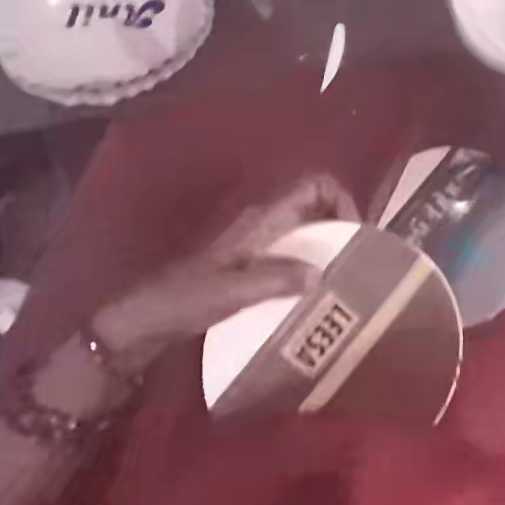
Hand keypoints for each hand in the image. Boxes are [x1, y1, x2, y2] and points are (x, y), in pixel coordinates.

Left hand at [91, 174, 358, 370]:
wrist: (147, 319)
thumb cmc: (186, 298)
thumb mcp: (233, 291)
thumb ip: (277, 278)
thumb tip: (323, 274)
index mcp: (261, 217)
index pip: (313, 185)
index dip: (342, 199)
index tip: (356, 234)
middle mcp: (262, 220)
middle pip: (314, 205)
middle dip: (341, 224)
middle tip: (358, 260)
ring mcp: (256, 240)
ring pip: (304, 227)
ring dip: (327, 244)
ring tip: (344, 278)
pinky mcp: (249, 261)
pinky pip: (291, 250)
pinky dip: (309, 262)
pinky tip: (314, 293)